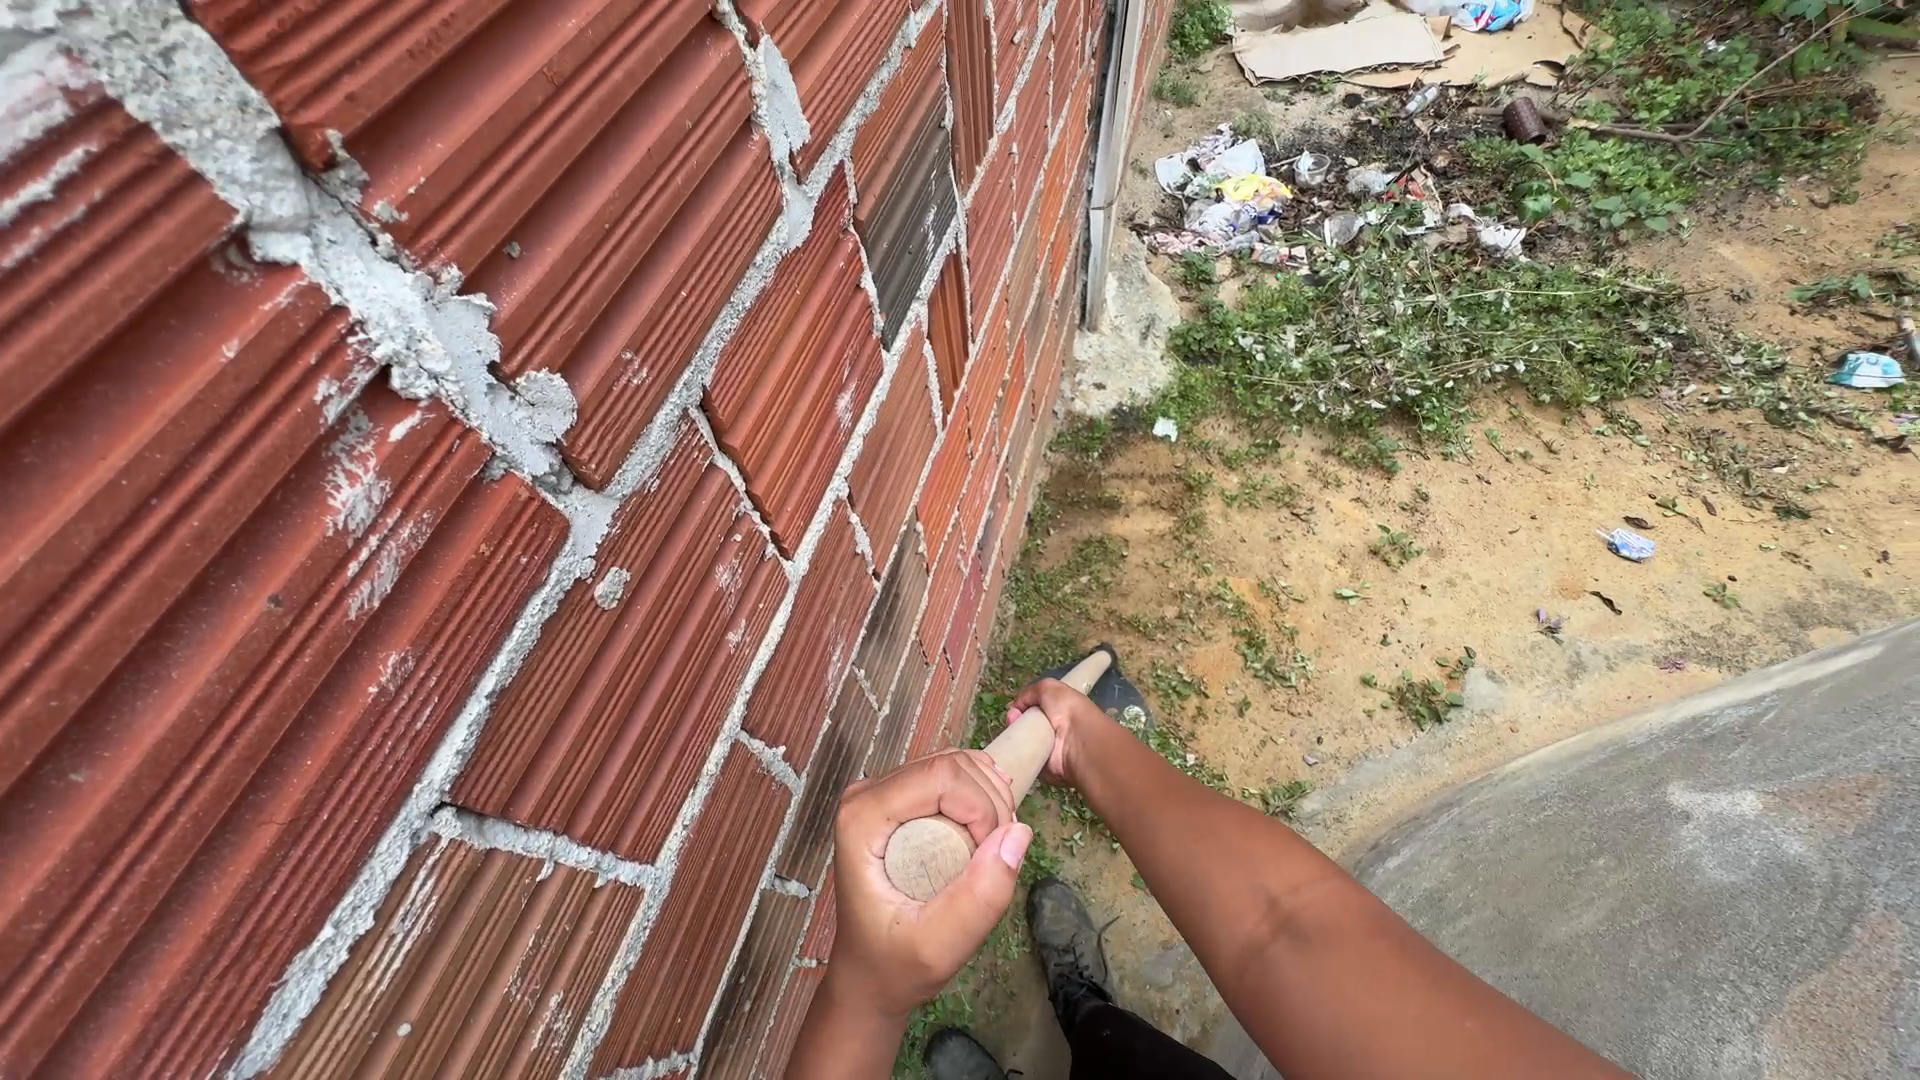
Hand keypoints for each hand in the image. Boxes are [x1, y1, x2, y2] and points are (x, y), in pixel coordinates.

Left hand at [827, 749, 1032, 1015]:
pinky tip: (987, 830)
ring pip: (955, 764)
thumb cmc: (895, 966)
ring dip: (991, 798)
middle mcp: (867, 793)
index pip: (941, 775)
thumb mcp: (939, 947)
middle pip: (950, 764)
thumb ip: (978, 898)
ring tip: (993, 848)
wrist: (869, 975)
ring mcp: (882, 791)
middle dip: (991, 803)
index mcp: (862, 817)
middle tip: (999, 857)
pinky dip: (982, 794)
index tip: (993, 856)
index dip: (982, 806)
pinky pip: (952, 774)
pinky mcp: (900, 797)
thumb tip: (1018, 832)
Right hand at [1007, 678, 1111, 787]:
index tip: (1015, 709)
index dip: (1021, 708)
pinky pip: (1024, 759)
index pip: (1033, 709)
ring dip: (1015, 737)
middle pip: (1024, 725)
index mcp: (1058, 711)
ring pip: (1021, 742)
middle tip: (1012, 722)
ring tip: (1014, 733)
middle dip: (1015, 722)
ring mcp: (1048, 749)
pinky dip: (1018, 754)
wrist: (1078, 740)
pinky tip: (1016, 747)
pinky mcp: (1042, 766)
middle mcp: (1053, 729)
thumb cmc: (1067, 710)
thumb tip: (1015, 709)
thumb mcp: (1048, 687)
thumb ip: (1029, 693)